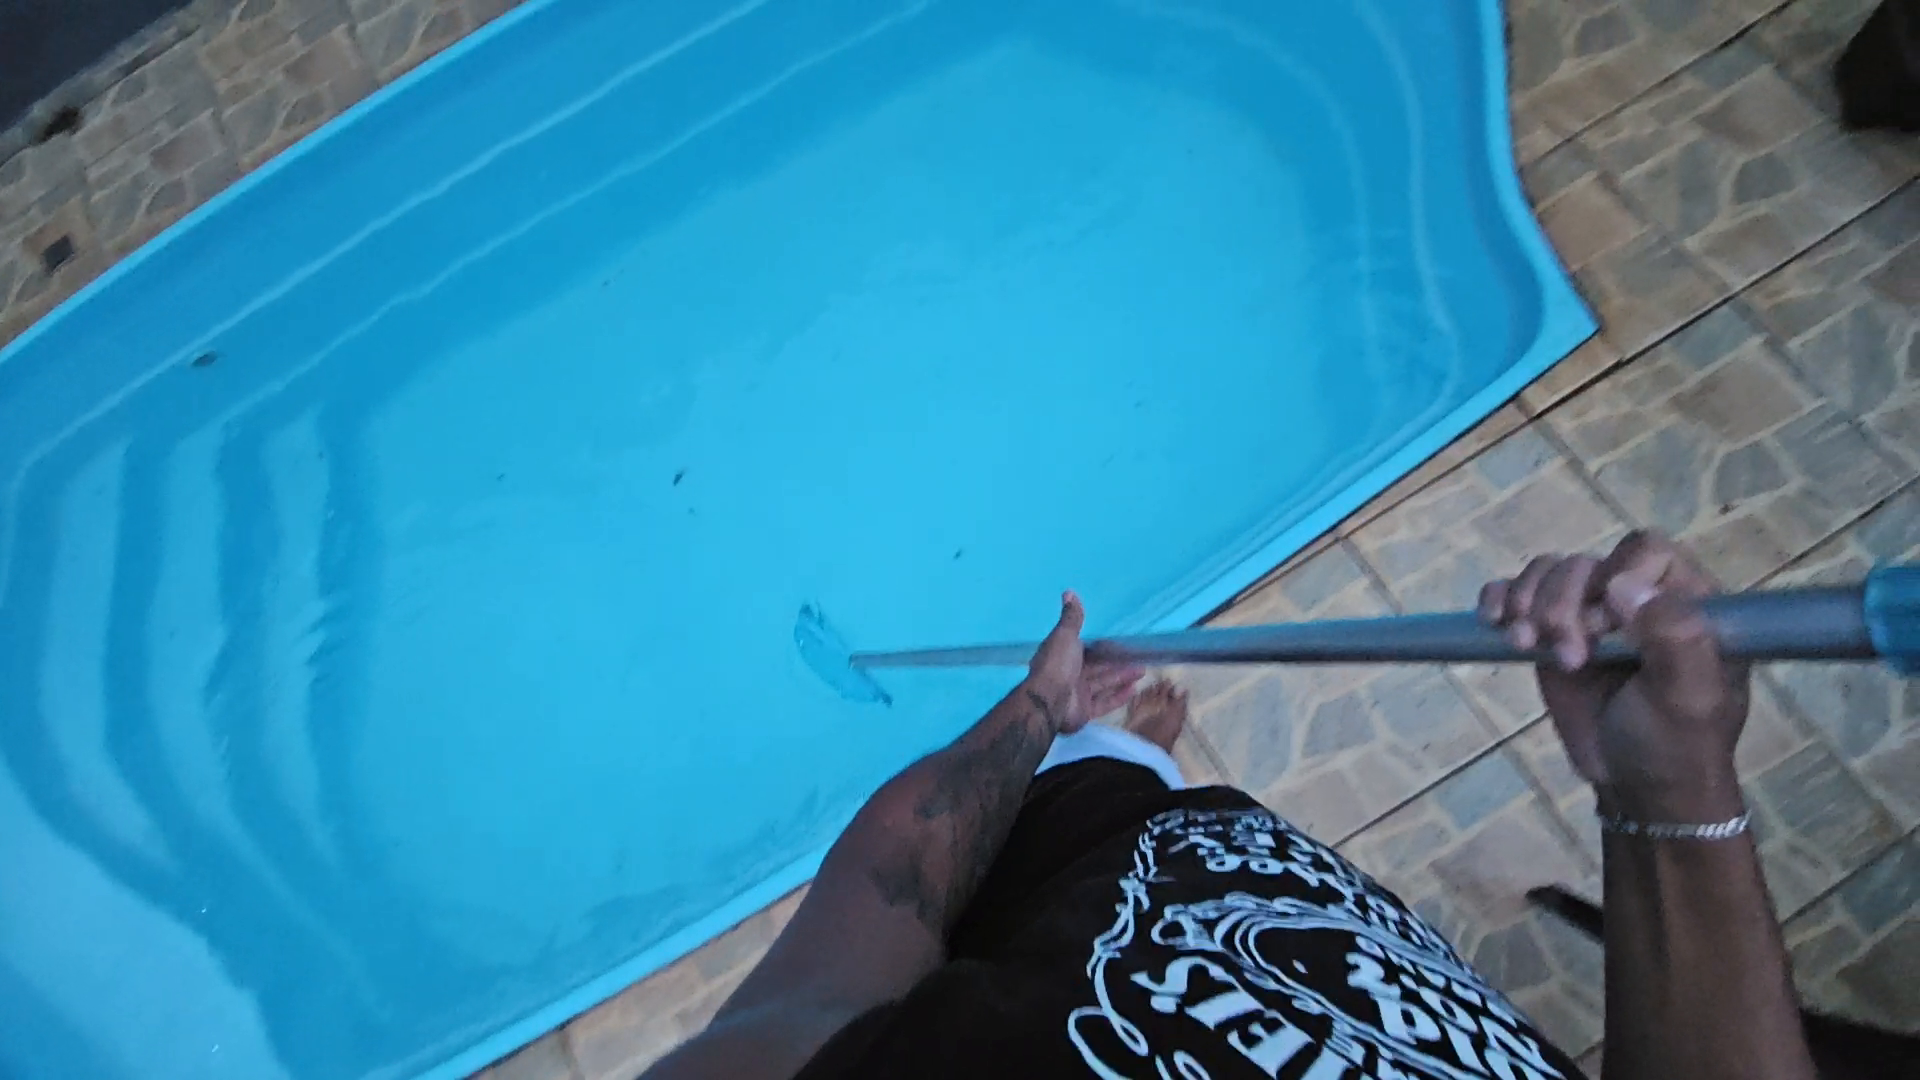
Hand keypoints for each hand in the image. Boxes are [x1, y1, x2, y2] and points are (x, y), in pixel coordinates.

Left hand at [1027, 591, 1143, 734]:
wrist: (1049, 701)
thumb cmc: (1057, 664)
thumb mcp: (1064, 636)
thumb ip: (1072, 618)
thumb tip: (1069, 592)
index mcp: (1063, 655)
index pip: (1086, 649)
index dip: (1103, 646)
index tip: (1121, 642)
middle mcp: (1070, 674)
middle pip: (1098, 667)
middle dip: (1117, 662)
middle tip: (1139, 656)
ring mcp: (1077, 694)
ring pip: (1103, 683)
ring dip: (1122, 677)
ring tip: (1142, 670)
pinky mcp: (1085, 711)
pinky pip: (1104, 702)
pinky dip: (1118, 696)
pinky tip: (1134, 689)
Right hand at [1478, 532, 1750, 817]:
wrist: (1630, 780)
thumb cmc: (1673, 742)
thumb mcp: (1688, 698)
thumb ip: (1673, 637)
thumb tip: (1623, 585)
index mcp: (1685, 603)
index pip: (1643, 550)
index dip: (1616, 577)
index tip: (1608, 628)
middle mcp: (1632, 598)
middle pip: (1581, 563)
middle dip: (1560, 605)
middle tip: (1569, 657)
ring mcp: (1584, 611)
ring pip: (1542, 572)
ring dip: (1525, 605)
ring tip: (1527, 646)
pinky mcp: (1543, 628)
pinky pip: (1509, 590)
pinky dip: (1495, 601)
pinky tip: (1496, 626)